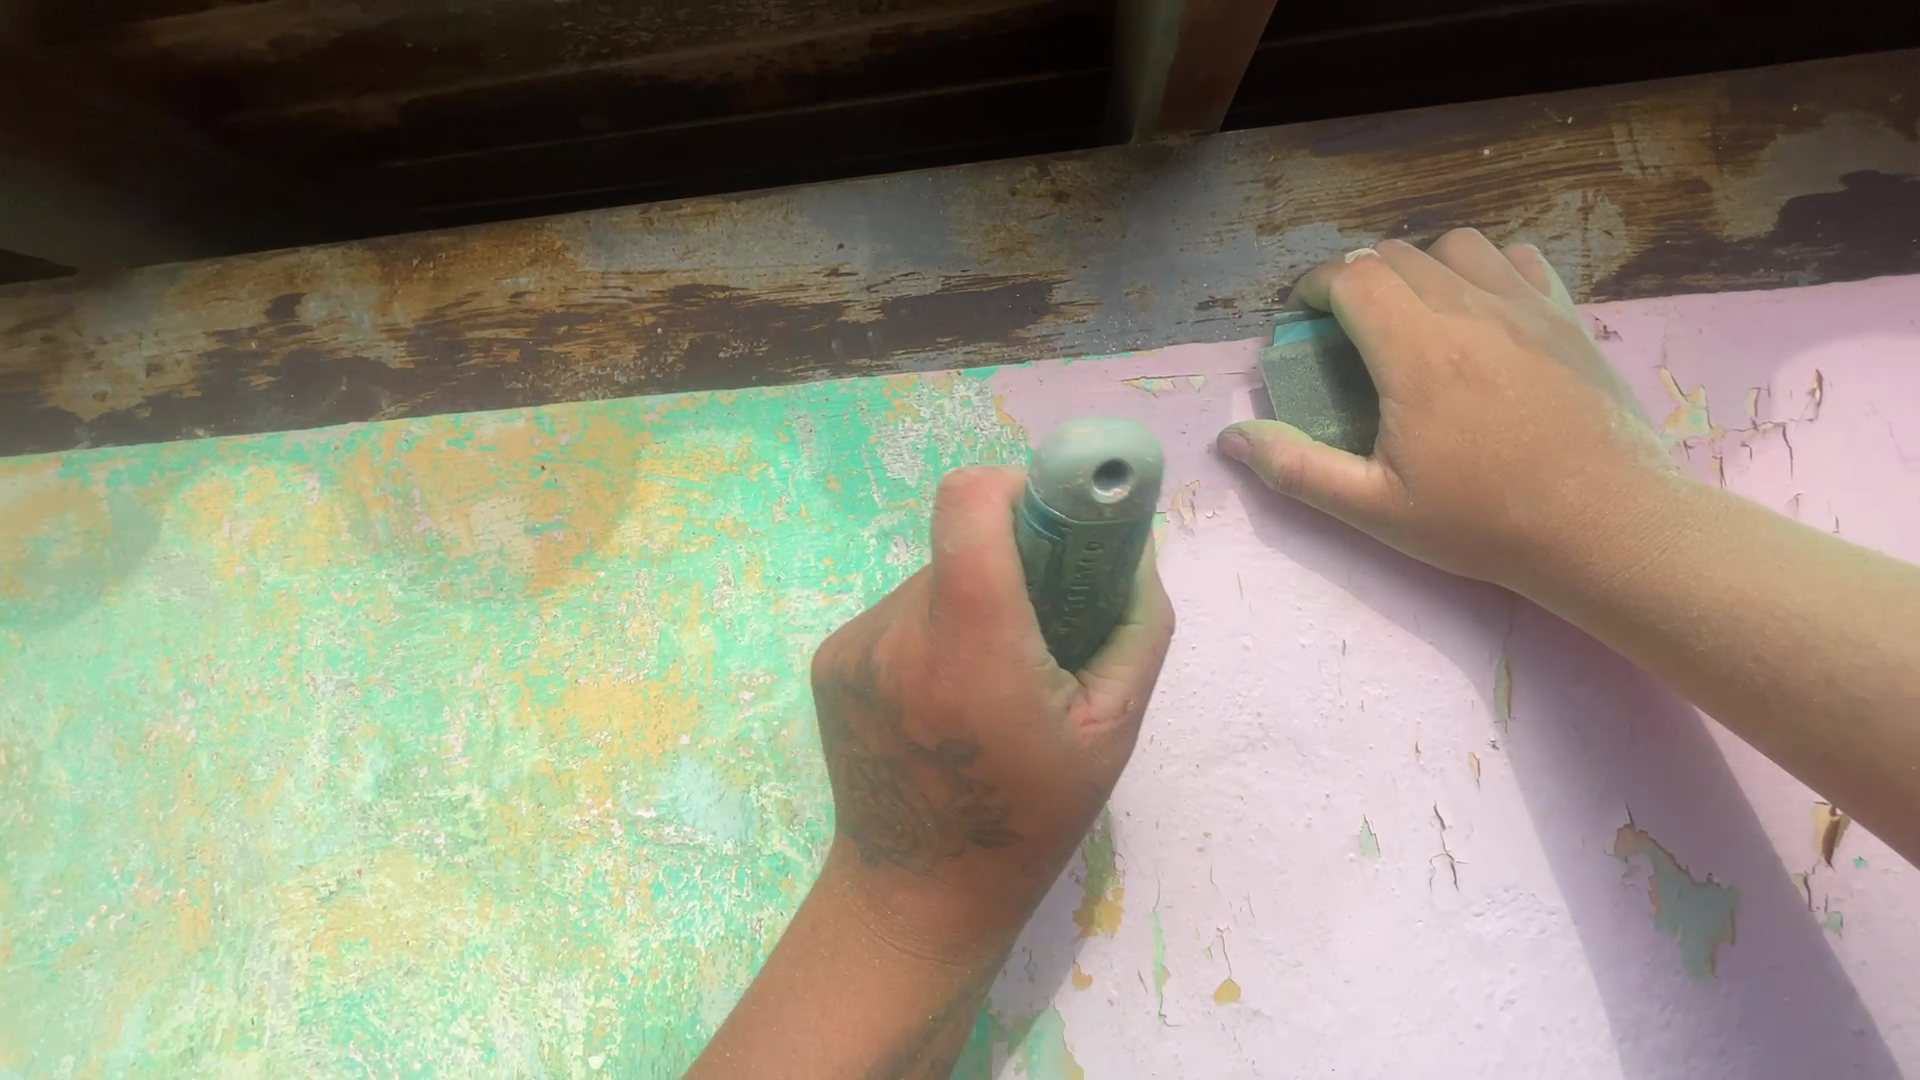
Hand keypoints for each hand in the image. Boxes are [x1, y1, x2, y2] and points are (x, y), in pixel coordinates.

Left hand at [810, 466, 1174, 956]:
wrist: (917, 894)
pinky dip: (933, 634)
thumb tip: (1132, 549)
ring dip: (970, 604)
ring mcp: (853, 645)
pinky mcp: (829, 660)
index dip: (1017, 486)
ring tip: (986, 681)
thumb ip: (1136, 622)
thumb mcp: (1113, 727)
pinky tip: (943, 700)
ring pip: (931, 581)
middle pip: (960, 544)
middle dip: (1008, 563)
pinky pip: (898, 615)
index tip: (1052, 521)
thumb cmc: (1029, 818)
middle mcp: (898, 630)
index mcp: (970, 642)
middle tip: (1037, 625)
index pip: (971, 500)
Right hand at [1218, 229, 1681, 592]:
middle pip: (1397, 255)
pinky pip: (1515, 259)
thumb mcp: (1370, 507)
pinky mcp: (1566, 318)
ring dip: (1415, 268)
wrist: (1606, 527)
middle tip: (1340, 328)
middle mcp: (1471, 311)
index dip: (1315, 286)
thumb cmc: (1480, 521)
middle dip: (1354, 279)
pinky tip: (1473, 311)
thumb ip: (1294, 467)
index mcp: (1418, 353)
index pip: (1354, 277)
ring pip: (1456, 246)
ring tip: (1405, 314)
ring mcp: (1527, 307)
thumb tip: (1231, 438)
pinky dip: (1479, 268)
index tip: (1299, 316)